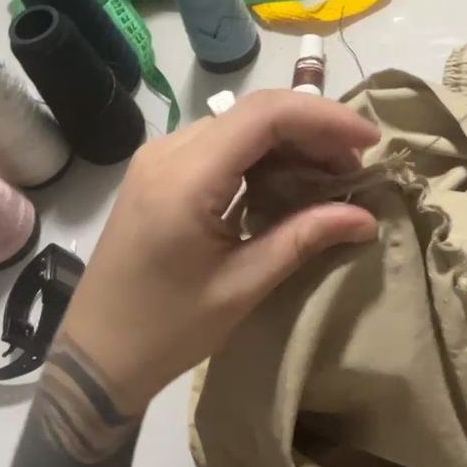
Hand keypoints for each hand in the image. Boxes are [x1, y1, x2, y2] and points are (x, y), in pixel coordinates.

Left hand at [56, 90, 379, 413]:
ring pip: (239, 125)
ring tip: (332, 179)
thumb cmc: (167, 329)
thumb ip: (303, 239)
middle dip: (314, 131)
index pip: (264, 115)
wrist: (96, 353)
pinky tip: (290, 183)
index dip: (324, 117)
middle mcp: (168, 152)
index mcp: (185, 178)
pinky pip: (221, 144)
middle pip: (254, 113)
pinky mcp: (159, 171)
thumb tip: (366, 218)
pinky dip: (263, 155)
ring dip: (291, 143)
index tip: (369, 142)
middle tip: (356, 171)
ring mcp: (159, 158)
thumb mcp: (242, 286)